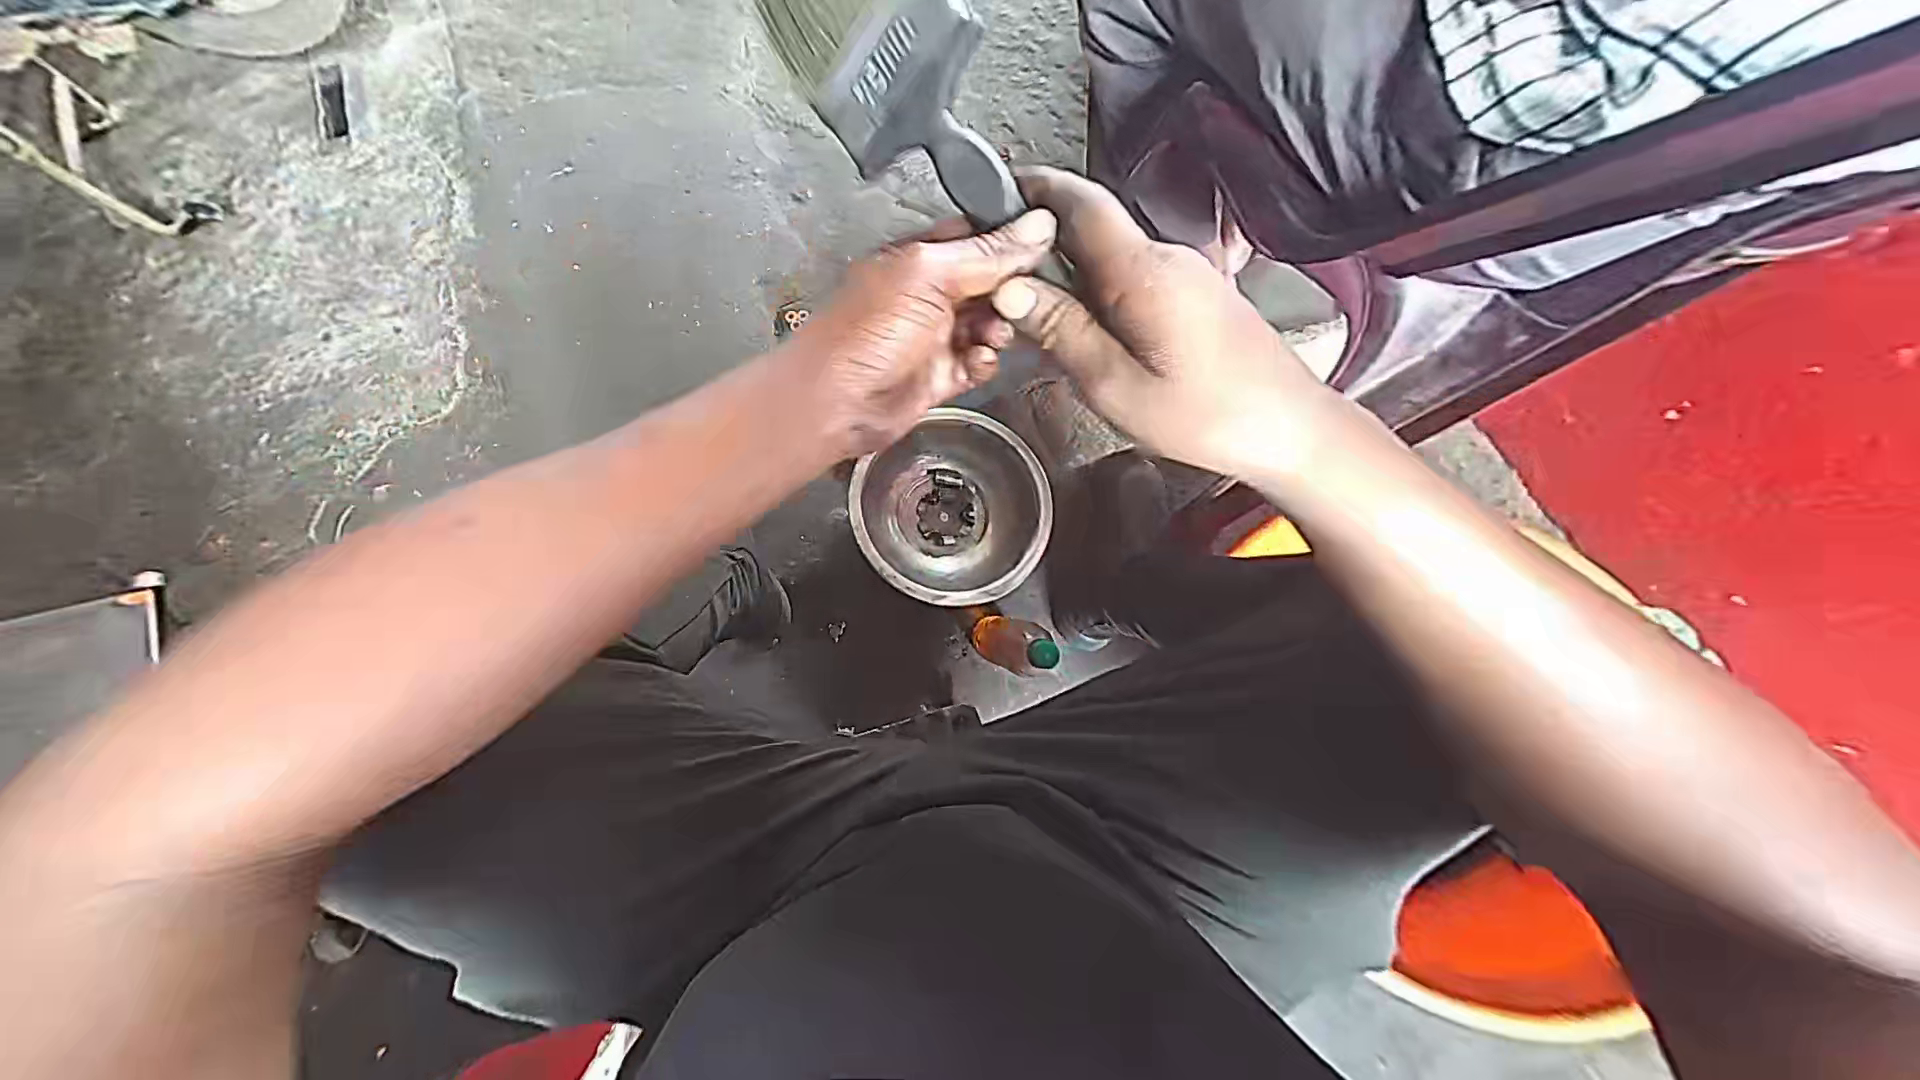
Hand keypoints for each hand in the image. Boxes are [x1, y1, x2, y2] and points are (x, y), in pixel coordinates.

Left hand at [788, 210, 1056, 457]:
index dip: (1012, 242)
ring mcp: (937, 335)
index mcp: (921, 257)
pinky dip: (984, 361)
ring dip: (1000, 327)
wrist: (838, 403)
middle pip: (991, 282)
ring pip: (990, 324)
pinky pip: (979, 362)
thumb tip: (1038, 226)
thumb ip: (986, 253)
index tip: (1044, 248)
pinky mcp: (942, 374)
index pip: (979, 237)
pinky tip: (976, 361)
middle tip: (1020, 298)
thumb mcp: (929, 276)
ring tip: (991, 333)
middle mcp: (931, 293)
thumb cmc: (866, 334)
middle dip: (1011, 290)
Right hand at [988, 167, 1337, 476]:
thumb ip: (1063, 332)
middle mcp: (1166, 258)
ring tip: (1032, 320)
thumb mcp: (1116, 385)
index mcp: (1144, 273)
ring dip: (1066, 280)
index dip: (1034, 189)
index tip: (993, 194)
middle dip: (1038, 249)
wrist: (1287, 428)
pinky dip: (1095, 298)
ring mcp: (1184, 274)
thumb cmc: (1206, 416)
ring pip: (1107, 260)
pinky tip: (1083, 335)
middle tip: (997, 285)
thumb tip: (1010, 289)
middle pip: (1089, 232)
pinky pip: (1130, 282)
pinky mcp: (1192, 296)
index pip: (1081, 203)